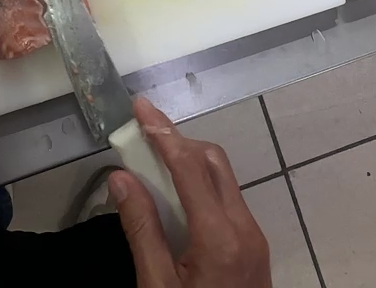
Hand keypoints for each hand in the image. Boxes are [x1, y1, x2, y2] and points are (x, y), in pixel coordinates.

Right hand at [110, 98, 271, 287]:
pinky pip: (227, 200)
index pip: (190, 167)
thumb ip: (141, 229)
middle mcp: (245, 227)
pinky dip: (200, 186)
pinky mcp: (254, 248)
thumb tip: (121, 176)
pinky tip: (175, 197)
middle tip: (143, 135)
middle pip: (213, 162)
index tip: (141, 106)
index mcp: (220, 237)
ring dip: (189, 162)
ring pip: (223, 178)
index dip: (163, 132)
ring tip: (153, 162)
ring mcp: (254, 237)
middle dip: (178, 141)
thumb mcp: (157, 287)